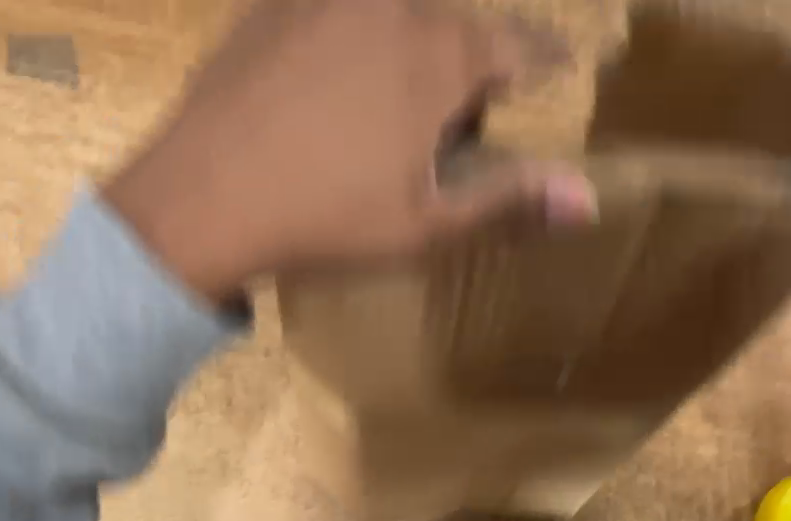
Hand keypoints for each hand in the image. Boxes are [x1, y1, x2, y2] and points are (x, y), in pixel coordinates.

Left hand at [103, 0, 597, 304]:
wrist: (202, 200)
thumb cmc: (326, 223)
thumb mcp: (427, 228)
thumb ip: (509, 204)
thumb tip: (588, 199)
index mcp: (435, 60)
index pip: (514, 42)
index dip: (544, 54)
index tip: (563, 62)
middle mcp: (387, 7)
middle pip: (453, 24)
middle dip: (467, 66)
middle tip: (451, 127)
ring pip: (395, 12)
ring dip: (411, 47)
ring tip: (390, 110)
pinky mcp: (271, 5)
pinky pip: (335, 11)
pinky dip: (354, 38)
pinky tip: (333, 87)